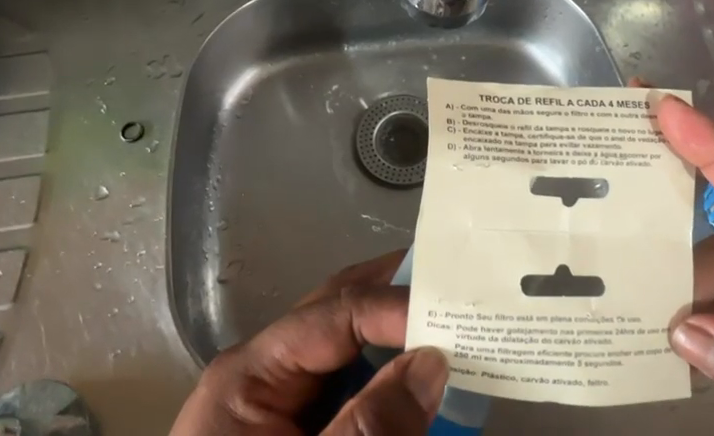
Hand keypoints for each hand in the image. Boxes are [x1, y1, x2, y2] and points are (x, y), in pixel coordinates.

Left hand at [168, 250, 447, 435]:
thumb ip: (369, 429)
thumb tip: (433, 361)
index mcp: (251, 373)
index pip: (338, 310)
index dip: (399, 305)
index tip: (459, 316)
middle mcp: (265, 373)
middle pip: (343, 315)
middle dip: (402, 304)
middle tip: (462, 291)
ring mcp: (280, 404)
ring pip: (352, 350)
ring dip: (401, 343)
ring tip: (456, 333)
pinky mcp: (299, 431)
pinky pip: (351, 392)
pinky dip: (388, 388)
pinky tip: (426, 391)